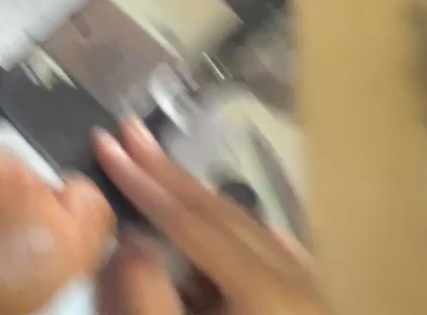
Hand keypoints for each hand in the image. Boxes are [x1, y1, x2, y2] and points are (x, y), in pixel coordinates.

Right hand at [93, 119, 322, 314]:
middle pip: (227, 218)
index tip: (101, 141)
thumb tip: (131, 234)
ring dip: (200, 196)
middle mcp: (306, 290)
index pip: (192, 222)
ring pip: (258, 233)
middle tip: (125, 128)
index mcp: (270, 296)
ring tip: (156, 160)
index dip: (142, 180)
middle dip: (170, 172)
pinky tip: (238, 216)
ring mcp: (324, 303)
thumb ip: (147, 290)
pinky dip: (252, 233)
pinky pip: (293, 262)